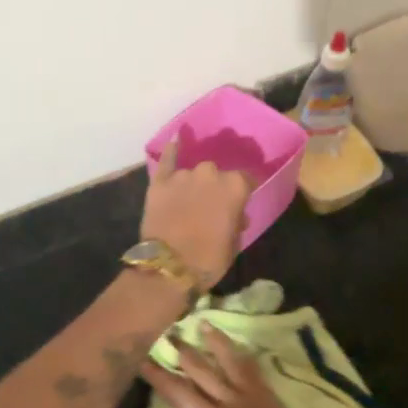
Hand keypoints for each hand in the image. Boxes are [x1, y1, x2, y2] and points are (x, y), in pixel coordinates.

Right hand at [140, 323, 342, 407]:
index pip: (179, 394)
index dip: (160, 376)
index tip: (142, 359)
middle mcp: (233, 405)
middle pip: (204, 372)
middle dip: (184, 353)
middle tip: (167, 333)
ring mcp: (257, 404)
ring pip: (232, 364)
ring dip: (216, 344)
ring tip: (204, 324)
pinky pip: (256, 373)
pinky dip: (244, 358)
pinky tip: (240, 353)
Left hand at [141, 136, 250, 287]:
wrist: (168, 266)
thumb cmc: (209, 259)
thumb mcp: (234, 243)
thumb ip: (236, 221)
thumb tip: (234, 215)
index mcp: (235, 186)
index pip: (247, 180)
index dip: (244, 191)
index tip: (243, 199)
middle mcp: (210, 173)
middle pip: (218, 174)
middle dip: (217, 187)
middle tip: (213, 205)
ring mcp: (183, 175)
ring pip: (194, 173)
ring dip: (195, 183)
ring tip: (191, 199)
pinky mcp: (160, 182)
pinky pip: (167, 160)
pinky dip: (172, 151)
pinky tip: (176, 141)